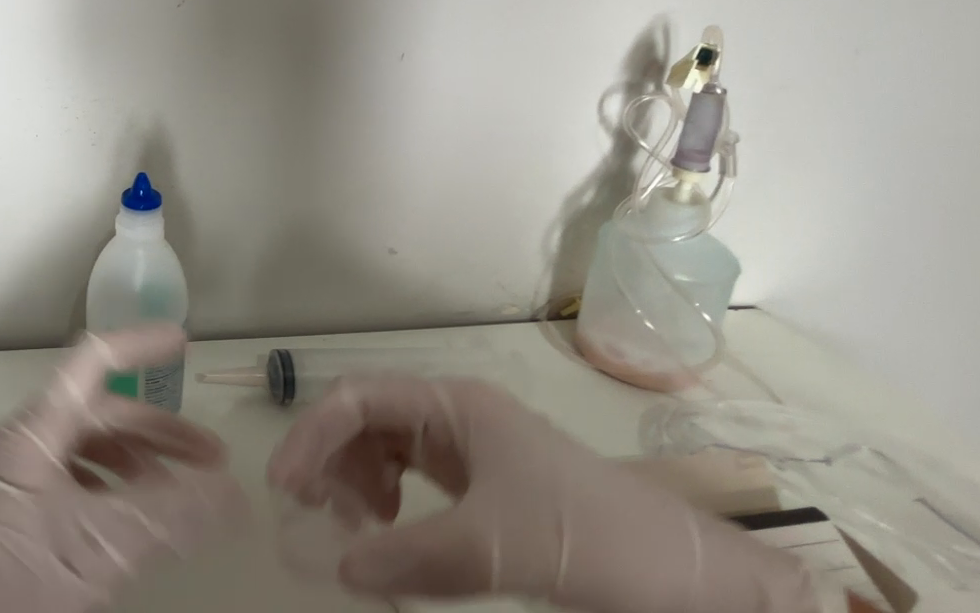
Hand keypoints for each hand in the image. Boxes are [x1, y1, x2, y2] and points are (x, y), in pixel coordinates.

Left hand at [0, 326, 246, 612]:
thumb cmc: (12, 582)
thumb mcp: (96, 546)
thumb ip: (167, 516)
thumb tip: (230, 492)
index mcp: (35, 430)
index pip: (92, 362)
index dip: (138, 345)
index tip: (181, 342)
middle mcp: (24, 441)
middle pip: (100, 413)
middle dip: (158, 431)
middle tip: (210, 459)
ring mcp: (17, 476)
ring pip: (88, 449)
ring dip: (138, 464)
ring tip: (180, 494)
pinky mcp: (16, 510)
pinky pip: (73, 480)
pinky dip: (113, 491)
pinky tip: (137, 519)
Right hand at [268, 375, 830, 612]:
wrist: (694, 582)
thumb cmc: (595, 539)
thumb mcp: (501, 547)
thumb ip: (414, 556)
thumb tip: (339, 569)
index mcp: (454, 404)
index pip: (358, 398)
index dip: (313, 434)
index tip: (285, 486)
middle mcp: (453, 416)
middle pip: (364, 421)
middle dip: (331, 463)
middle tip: (316, 518)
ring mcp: (467, 450)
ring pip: (383, 452)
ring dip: (356, 486)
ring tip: (355, 534)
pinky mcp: (480, 486)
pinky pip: (409, 484)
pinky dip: (386, 507)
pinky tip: (389, 537)